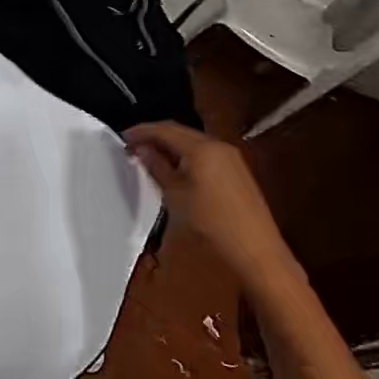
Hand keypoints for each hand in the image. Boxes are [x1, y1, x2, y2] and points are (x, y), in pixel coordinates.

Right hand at [125, 122, 297, 284]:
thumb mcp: (175, 195)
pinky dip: (187, 156)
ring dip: (171, 147)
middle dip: (156, 137)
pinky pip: (206, 154)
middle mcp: (218, 145)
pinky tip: (176, 170)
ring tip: (151, 158)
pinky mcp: (237, 171)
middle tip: (134, 148)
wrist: (254, 249)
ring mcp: (231, 157)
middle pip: (181, 132)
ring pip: (194, 143)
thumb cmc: (210, 222)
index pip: (166, 129)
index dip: (142, 131)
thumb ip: (157, 167)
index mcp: (201, 147)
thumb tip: (142, 149)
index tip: (123, 138)